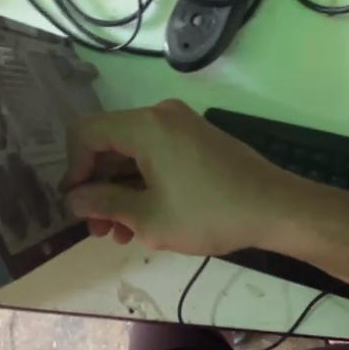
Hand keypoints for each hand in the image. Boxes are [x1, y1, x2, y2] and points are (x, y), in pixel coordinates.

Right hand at [61, 100, 311, 255]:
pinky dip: (143, 183)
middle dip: (98, 187)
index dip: (73, 170)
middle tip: (98, 229)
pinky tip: (143, 219)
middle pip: (109, 144)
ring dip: (120, 191)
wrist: (276, 209)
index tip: (77, 206)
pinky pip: (155, 155)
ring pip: (131, 154)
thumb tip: (72, 198)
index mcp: (145, 125)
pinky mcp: (195, 139)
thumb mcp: (149, 217)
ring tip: (120, 233)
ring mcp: (181, 125)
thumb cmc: (209, 214)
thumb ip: (104, 204)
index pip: (86, 133)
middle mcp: (160, 115)